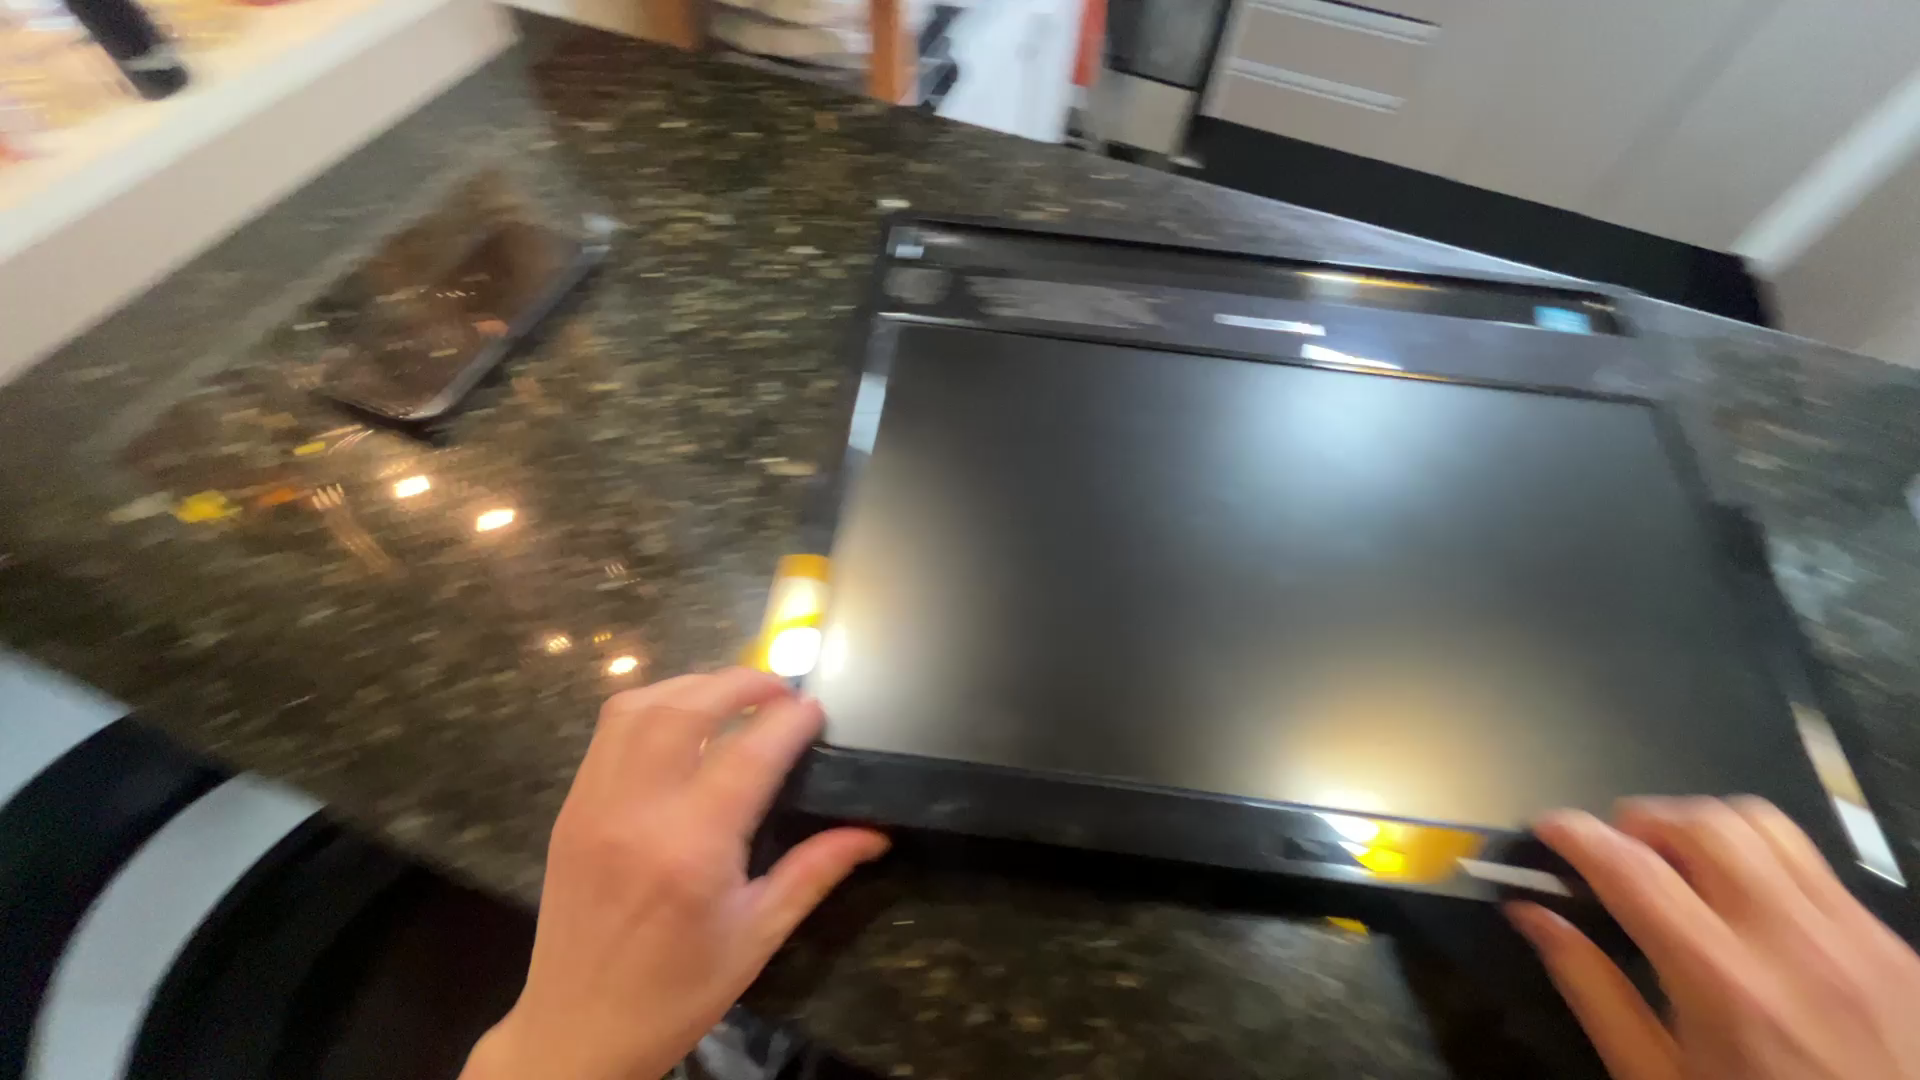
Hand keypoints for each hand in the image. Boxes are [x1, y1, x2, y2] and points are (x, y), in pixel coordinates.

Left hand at [463, 668, 888, 1079]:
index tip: (816, 710)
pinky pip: (610, 730)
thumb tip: (874, 832)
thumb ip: (816, 870)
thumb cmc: (677, 991)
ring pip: (642, 706)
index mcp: (691, 850)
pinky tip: (684, 718)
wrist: (575, 1034)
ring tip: (735, 694)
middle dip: (743, 683)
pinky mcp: (571, 807)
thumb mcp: (759, 935)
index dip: (789, 720)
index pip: (749, 753)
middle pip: (689, 708)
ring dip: (695, 685)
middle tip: (781, 690)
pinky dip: (653, 704)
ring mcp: (594, 804)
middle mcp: (637, 812)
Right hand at [1509, 797, 1919, 1079]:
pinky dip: (1756, 856)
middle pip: (1699, 824)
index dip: (1573, 832)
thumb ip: (1589, 987)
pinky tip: (1740, 899)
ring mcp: (1859, 941)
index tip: (1546, 829)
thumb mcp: (1656, 1078)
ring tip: (1676, 862)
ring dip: (1699, 827)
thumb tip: (1529, 914)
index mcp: (1725, 983)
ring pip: (1760, 823)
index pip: (1631, 866)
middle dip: (1637, 821)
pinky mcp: (1898, 949)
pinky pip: (1813, 862)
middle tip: (1614, 851)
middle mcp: (1796, 945)